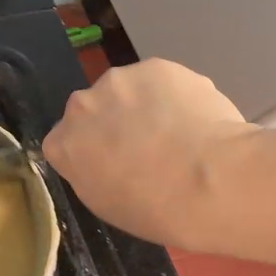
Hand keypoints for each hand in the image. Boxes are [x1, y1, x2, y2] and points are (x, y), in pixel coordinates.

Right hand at [42, 59, 256, 248]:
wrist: (214, 183)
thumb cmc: (158, 209)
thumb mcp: (107, 204)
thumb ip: (93, 173)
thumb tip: (109, 161)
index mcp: (61, 145)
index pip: (67, 142)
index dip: (94, 151)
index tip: (117, 165)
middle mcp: (79, 106)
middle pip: (94, 111)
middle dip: (115, 123)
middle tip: (150, 148)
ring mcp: (117, 82)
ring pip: (128, 91)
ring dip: (145, 106)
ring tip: (181, 133)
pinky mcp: (156, 67)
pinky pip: (162, 81)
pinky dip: (176, 95)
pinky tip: (199, 120)